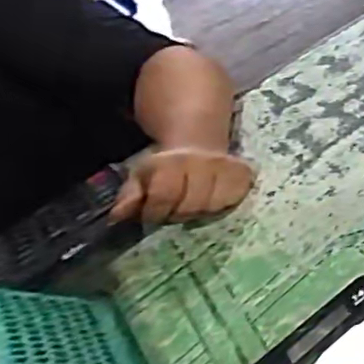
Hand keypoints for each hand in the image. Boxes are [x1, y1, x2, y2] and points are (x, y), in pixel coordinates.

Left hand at [110, 148, 255, 224]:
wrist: (198, 147)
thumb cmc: (164, 167)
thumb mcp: (139, 176)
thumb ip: (130, 195)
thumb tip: (118, 216)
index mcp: (174, 161)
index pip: (165, 195)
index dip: (155, 212)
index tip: (150, 216)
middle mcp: (206, 162)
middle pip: (192, 204)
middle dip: (176, 215)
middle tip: (170, 214)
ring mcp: (229, 168)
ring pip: (214, 206)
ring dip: (198, 213)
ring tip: (189, 209)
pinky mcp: (245, 174)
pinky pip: (234, 200)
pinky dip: (220, 207)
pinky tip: (210, 203)